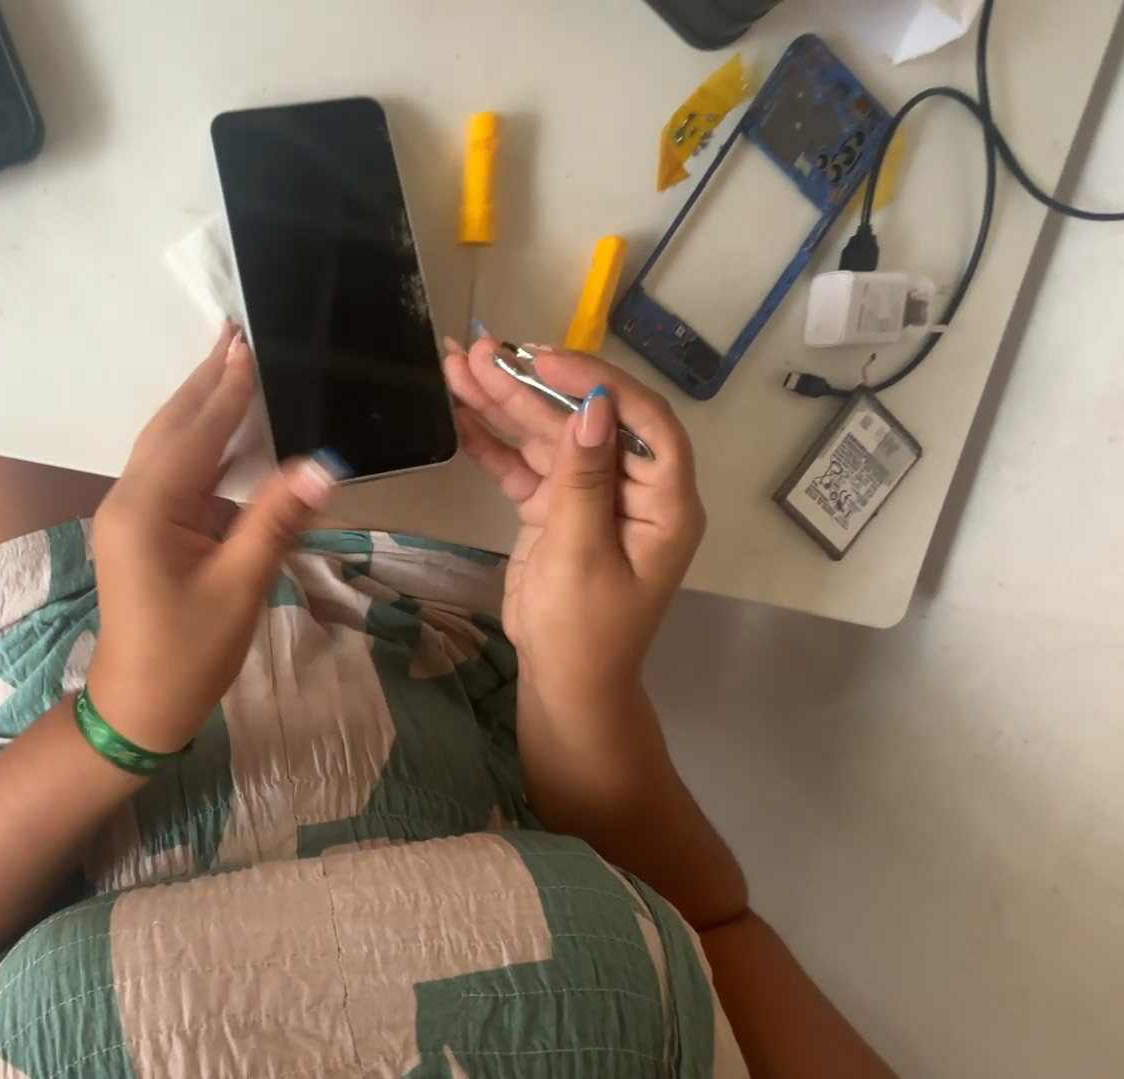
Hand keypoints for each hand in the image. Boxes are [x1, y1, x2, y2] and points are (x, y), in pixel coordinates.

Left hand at [85, 323, 344, 752]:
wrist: (139, 706)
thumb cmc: (190, 653)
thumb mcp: (240, 586)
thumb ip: (277, 519)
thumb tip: (325, 465)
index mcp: (147, 509)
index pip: (195, 434)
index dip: (226, 389)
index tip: (247, 341)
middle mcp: (129, 499)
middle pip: (170, 428)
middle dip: (204, 383)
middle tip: (234, 334)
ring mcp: (129, 514)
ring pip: (166, 447)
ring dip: (199, 409)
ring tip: (230, 368)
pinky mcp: (140, 529)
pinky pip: (170, 473)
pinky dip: (198, 445)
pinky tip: (220, 432)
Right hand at [442, 336, 704, 709]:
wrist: (562, 680)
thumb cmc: (584, 630)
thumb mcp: (582, 557)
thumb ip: (583, 481)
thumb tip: (591, 407)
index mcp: (663, 502)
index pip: (642, 422)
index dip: (596, 384)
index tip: (544, 360)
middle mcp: (630, 488)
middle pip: (584, 422)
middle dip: (532, 387)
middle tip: (480, 353)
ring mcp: (589, 496)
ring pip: (547, 438)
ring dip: (504, 404)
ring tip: (459, 368)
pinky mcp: (554, 509)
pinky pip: (525, 467)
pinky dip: (493, 444)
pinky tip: (461, 415)